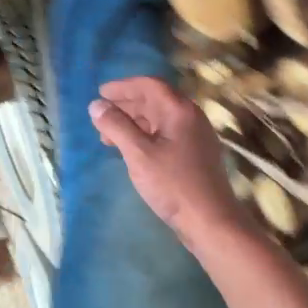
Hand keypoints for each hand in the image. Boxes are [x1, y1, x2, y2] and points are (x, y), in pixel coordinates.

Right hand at [89, 77, 252, 244]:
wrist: (211, 222)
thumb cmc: (173, 184)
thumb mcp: (138, 153)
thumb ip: (115, 126)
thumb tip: (96, 105)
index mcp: (180, 111)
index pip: (150, 85)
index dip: (123, 86)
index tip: (100, 92)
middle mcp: (191, 117)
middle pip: (155, 100)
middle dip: (126, 105)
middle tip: (101, 115)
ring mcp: (195, 137)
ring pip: (159, 119)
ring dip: (133, 122)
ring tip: (109, 136)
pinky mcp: (195, 154)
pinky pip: (166, 134)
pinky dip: (145, 135)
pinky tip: (132, 150)